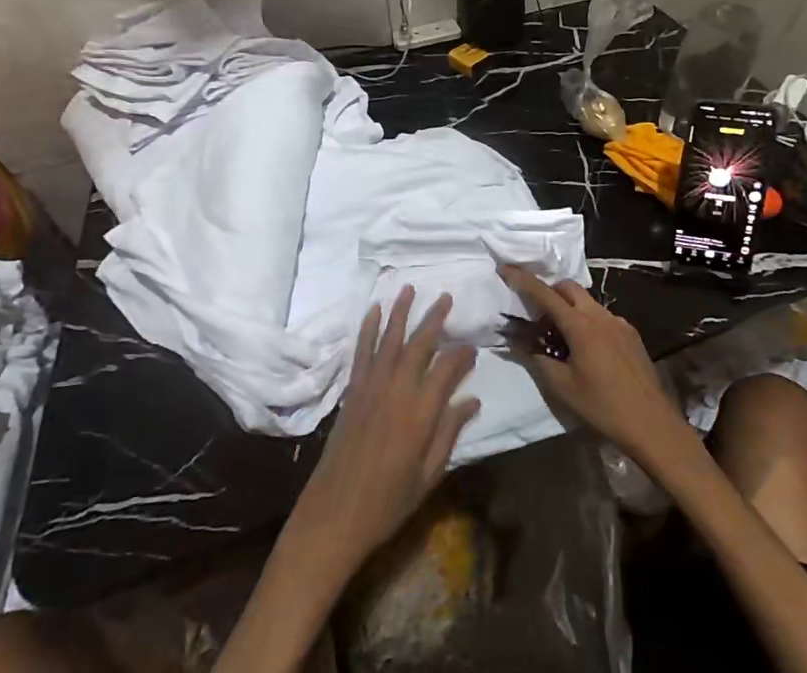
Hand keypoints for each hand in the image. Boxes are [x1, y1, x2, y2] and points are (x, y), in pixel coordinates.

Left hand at [286, 286, 479, 572]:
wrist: (333, 518)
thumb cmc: (388, 503)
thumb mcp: (429, 474)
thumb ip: (449, 433)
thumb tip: (471, 400)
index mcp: (421, 413)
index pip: (448, 369)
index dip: (463, 355)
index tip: (473, 349)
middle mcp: (396, 391)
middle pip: (419, 345)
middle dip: (434, 318)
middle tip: (447, 297)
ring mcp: (370, 389)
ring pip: (389, 341)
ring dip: (400, 313)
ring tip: (410, 288)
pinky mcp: (352, 394)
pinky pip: (361, 354)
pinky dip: (368, 330)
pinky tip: (374, 312)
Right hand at [499, 265, 692, 466]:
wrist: (649, 421)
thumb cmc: (601, 405)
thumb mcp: (562, 386)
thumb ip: (537, 359)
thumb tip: (518, 343)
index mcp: (581, 326)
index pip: (546, 295)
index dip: (524, 280)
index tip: (506, 269)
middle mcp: (601, 316)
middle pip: (570, 288)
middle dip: (550, 292)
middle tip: (537, 318)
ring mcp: (619, 323)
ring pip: (588, 302)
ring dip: (569, 309)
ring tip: (559, 339)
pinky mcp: (631, 334)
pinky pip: (603, 317)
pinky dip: (587, 321)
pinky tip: (586, 350)